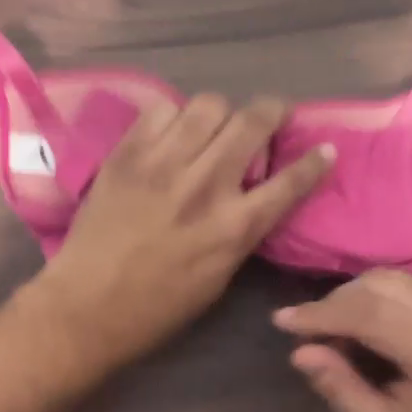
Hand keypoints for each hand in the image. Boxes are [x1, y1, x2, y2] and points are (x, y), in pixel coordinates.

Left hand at [29, 93, 333, 370]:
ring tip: (214, 127)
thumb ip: (242, 231)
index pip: (289, 181)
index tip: (325, 148)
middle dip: (271, 111)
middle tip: (269, 117)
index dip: (314, 162)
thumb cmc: (159, 307)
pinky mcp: (127, 154)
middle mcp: (205, 185)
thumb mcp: (220, 277)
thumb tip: (254, 198)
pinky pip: (161, 110)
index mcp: (234, 227)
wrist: (87, 306)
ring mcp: (163, 164)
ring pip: (209, 104)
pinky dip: (175, 117)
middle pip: (252, 122)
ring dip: (221, 113)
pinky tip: (171, 135)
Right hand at [272, 270, 411, 411]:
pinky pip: (410, 283)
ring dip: (354, 297)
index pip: (373, 314)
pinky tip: (364, 323)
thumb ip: (342, 389)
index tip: (282, 321)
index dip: (323, 313)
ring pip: (394, 278)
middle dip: (334, 303)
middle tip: (308, 333)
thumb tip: (300, 352)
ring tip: (335, 329)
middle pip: (381, 287)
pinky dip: (377, 296)